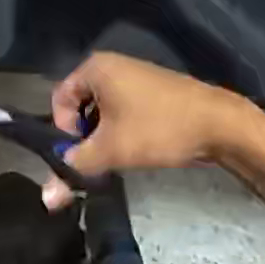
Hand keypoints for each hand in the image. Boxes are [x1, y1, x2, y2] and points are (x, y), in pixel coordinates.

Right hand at [44, 52, 258, 208]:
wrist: (218, 123)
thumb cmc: (158, 128)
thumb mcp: (111, 150)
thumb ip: (75, 168)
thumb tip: (46, 198)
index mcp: (95, 67)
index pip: (59, 100)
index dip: (63, 131)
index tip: (80, 156)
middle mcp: (110, 65)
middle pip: (80, 105)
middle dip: (84, 136)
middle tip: (98, 161)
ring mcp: (133, 75)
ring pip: (102, 110)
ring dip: (103, 136)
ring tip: (117, 158)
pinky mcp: (150, 90)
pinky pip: (121, 109)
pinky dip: (120, 129)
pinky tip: (135, 149)